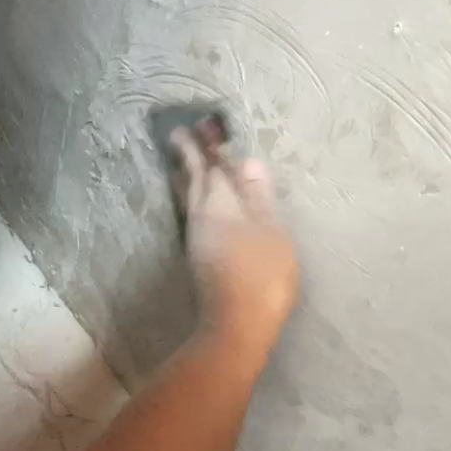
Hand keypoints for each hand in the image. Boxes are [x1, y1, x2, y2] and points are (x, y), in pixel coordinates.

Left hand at [171, 124, 299, 369]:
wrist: (238, 326)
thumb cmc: (262, 275)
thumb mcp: (271, 230)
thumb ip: (259, 195)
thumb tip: (248, 160)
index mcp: (219, 205)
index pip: (209, 167)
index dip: (204, 146)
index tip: (195, 124)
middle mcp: (201, 218)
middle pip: (192, 181)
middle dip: (188, 158)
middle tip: (179, 136)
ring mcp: (197, 241)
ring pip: (189, 201)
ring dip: (188, 180)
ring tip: (185, 166)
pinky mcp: (200, 260)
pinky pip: (194, 218)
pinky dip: (195, 202)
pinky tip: (201, 208)